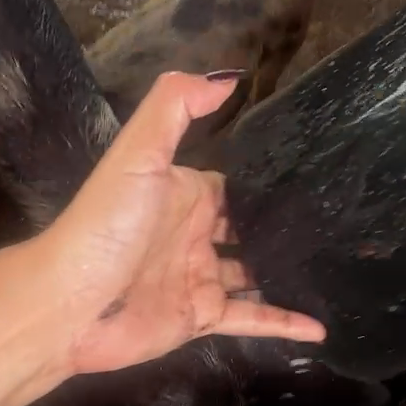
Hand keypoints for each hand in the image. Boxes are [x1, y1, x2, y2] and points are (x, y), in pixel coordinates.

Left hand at [37, 72, 324, 376]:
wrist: (71, 303)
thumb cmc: (108, 225)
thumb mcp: (139, 152)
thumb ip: (176, 108)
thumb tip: (228, 78)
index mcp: (184, 194)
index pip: (233, 187)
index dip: (267, 184)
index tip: (313, 180)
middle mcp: (194, 235)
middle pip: (249, 230)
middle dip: (282, 229)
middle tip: (334, 227)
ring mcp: (199, 278)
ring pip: (254, 274)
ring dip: (287, 273)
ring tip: (333, 269)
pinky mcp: (201, 318)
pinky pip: (251, 319)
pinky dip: (284, 323)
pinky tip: (319, 327)